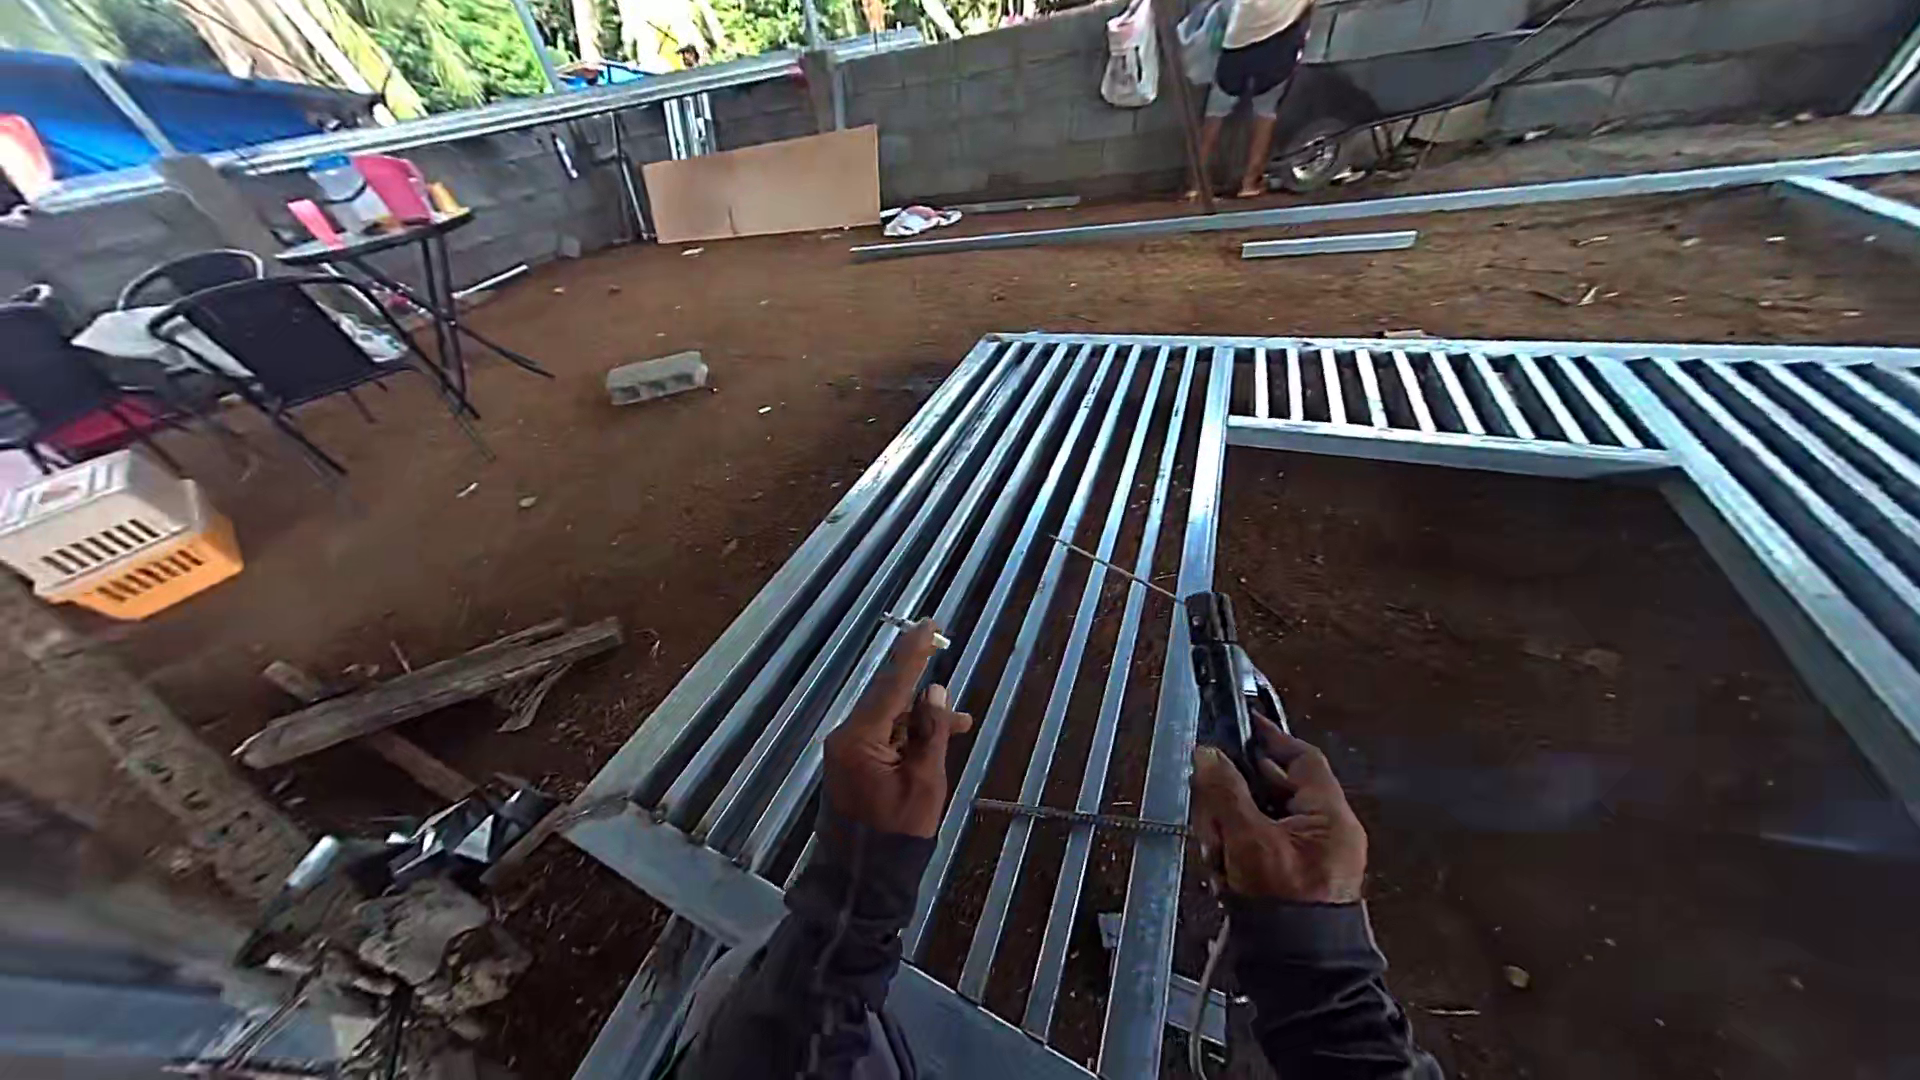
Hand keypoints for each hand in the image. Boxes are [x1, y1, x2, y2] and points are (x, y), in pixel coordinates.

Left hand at [822, 620, 973, 837]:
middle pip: (888, 696)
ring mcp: (849, 750)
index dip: (914, 652)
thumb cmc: (898, 836)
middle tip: (941, 648)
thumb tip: (936, 691)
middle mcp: (848, 736)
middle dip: (920, 681)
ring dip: (922, 717)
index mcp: (860, 738)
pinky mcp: (855, 763)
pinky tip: (939, 738)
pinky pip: (886, 736)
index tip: (928, 625)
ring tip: (959, 721)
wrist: (863, 884)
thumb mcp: (925, 782)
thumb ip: (932, 733)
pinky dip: (911, 735)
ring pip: (891, 717)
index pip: (892, 684)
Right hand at [1189, 714, 1366, 903]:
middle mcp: (1322, 830)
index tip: (1242, 723)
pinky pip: (1254, 839)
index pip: (1302, 758)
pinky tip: (1222, 865)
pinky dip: (1233, 845)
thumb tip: (1208, 753)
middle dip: (1232, 797)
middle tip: (1211, 811)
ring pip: (1254, 813)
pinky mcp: (1287, 870)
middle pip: (1268, 786)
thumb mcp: (1249, 840)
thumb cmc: (1285, 903)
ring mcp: (1304, 851)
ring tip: (1217, 850)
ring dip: (1227, 825)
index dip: (1270, 737)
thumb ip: (1225, 791)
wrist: (1300, 976)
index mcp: (1329, 817)